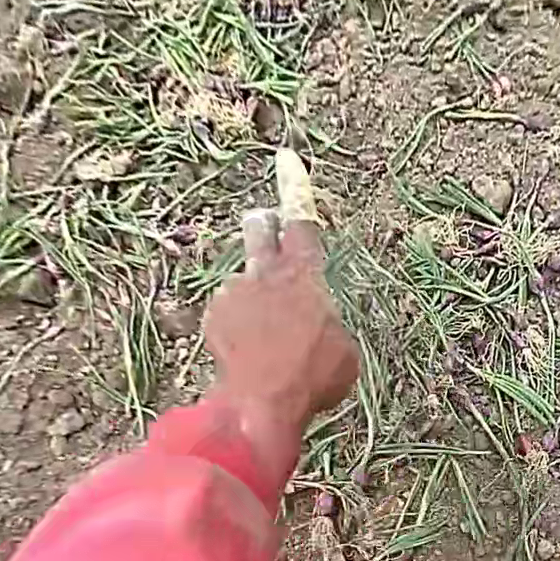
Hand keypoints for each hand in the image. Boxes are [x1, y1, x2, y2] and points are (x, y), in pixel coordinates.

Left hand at [203, 210, 358, 442]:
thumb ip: (331, 323)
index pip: (302, 225)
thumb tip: (321, 321)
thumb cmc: (316, 375)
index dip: (297, 192)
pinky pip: (232, 313)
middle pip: (259, 233)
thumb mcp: (345, 350)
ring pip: (247, 283)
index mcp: (305, 279)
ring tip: (272, 334)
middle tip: (264, 223)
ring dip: (258, 297)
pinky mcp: (215, 318)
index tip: (287, 159)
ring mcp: (235, 295)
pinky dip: (243, 325)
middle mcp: (265, 276)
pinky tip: (254, 352)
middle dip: (263, 225)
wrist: (263, 401)